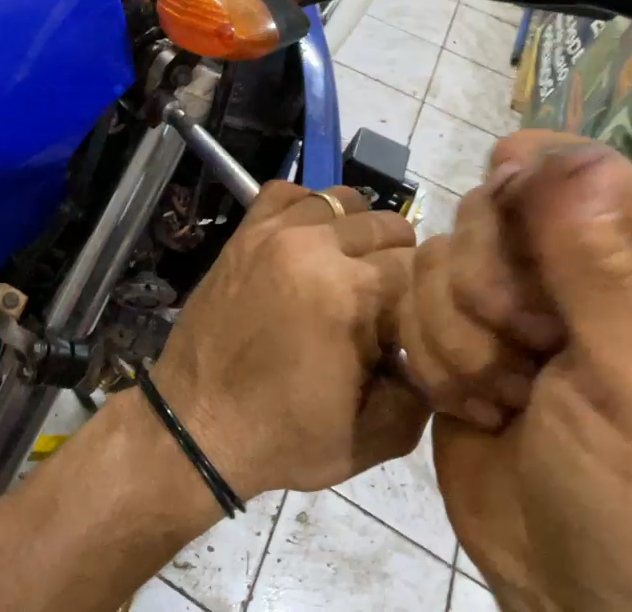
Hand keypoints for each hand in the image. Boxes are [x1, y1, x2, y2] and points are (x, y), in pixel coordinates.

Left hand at [150, 183, 429, 498]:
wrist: (197, 424)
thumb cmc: (285, 437)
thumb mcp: (377, 434)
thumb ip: (424, 386)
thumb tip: (434, 343)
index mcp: (351, 293)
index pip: (421, 268)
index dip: (426, 301)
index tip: (414, 328)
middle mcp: (312, 247)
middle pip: (387, 226)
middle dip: (396, 264)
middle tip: (383, 306)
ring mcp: (271, 234)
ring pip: (341, 202)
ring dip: (355, 233)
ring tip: (348, 272)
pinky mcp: (242, 234)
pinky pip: (285, 193)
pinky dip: (306, 209)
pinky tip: (309, 244)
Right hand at [397, 130, 579, 429]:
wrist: (575, 593)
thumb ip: (597, 266)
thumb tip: (568, 155)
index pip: (586, 172)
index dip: (534, 180)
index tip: (507, 211)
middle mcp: (581, 277)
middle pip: (495, 208)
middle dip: (491, 279)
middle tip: (526, 341)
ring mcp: (514, 310)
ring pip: (444, 256)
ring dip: (459, 330)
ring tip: (504, 393)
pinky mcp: (458, 341)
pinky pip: (413, 302)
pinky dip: (434, 355)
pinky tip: (473, 405)